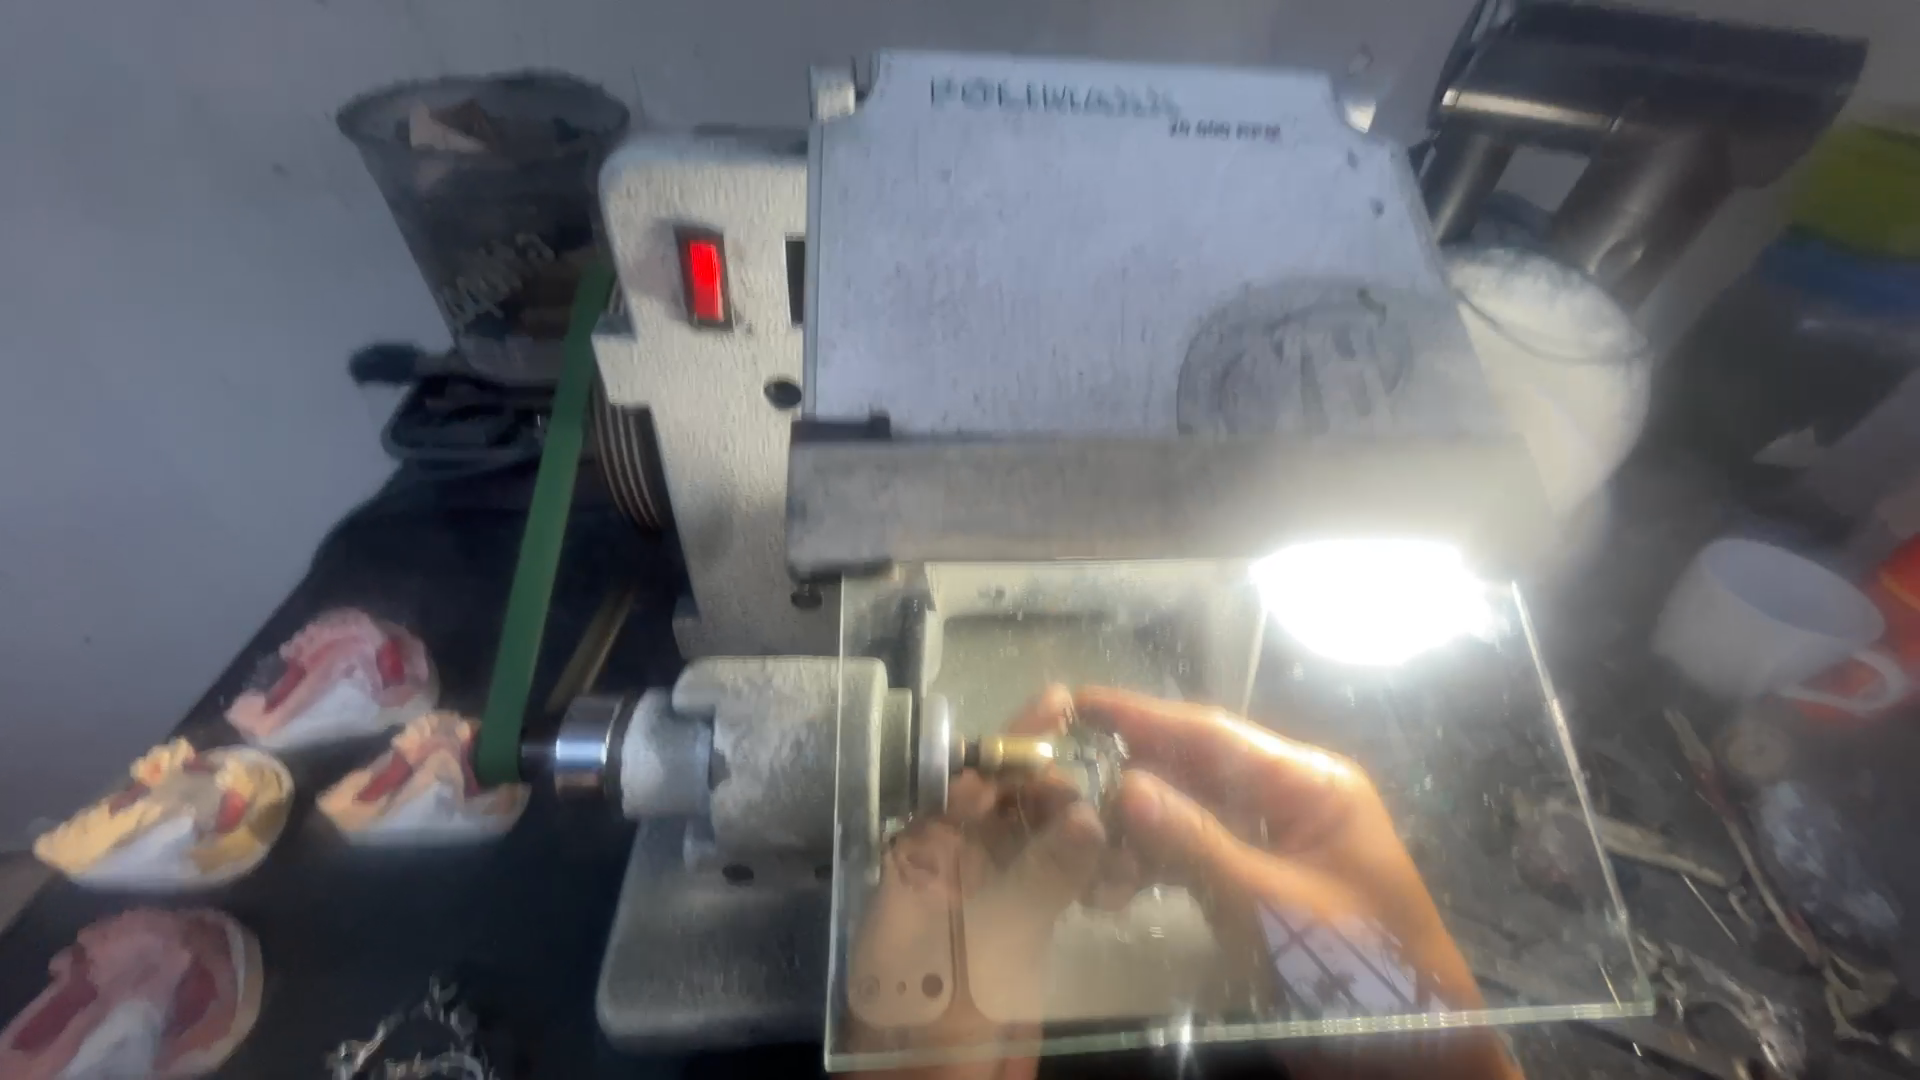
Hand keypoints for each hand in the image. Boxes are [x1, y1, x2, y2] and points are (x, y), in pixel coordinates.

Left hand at [848, 686, 1106, 1079]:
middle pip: (1009, 800)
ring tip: (1124, 787)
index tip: (1058, 706)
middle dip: (1054, 772)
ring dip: (1076, 813)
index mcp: (924, 852)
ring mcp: (989, 891)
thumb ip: (1037, 878)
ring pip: (1036, 835)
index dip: (1015, 741)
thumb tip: (1091, 816)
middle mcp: (954, 860)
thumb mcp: (982, 943)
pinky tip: (1121, 845)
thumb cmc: (934, 1015)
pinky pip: (1054, 876)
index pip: (972, 779)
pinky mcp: (1021, 923)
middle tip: (1106, 749)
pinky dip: (1085, 860)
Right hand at [1082, 687, 1521, 1079]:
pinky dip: (1150, 867)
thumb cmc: (1361, 978)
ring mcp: (1267, 839)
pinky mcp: (1252, 879)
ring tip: (1084, 858)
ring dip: (1132, 834)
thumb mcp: (1273, 909)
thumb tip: (1123, 785)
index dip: (1141, 716)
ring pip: (1182, 814)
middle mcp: (1285, 798)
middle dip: (1126, 782)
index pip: (1211, 733)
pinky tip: (1110, 889)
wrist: (1415, 1068)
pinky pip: (1190, 855)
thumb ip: (1196, 843)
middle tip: (1059, 785)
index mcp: (1308, 784)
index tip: (1080, 701)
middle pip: (1190, 771)